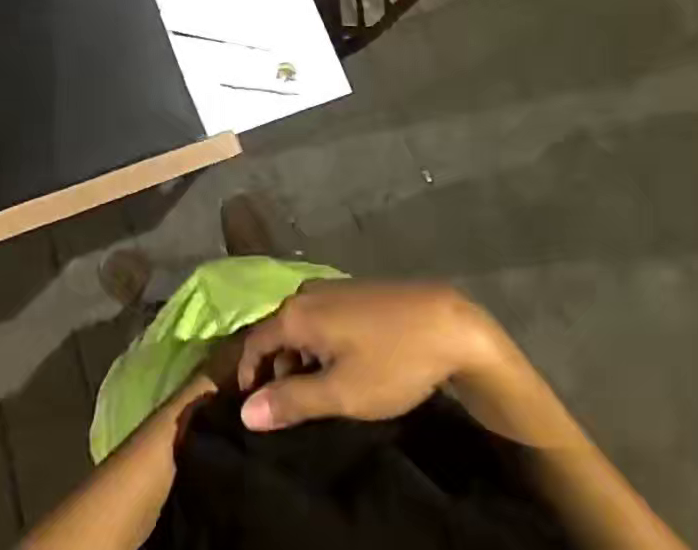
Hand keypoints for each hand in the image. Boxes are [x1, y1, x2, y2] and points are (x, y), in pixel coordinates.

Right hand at [235, 280, 531, 432]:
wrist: (452, 325)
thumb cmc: (393, 361)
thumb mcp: (341, 393)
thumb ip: (291, 401)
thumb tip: (245, 412)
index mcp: (295, 313)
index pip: (253, 343)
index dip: (248, 375)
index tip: (254, 407)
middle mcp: (306, 292)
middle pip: (276, 332)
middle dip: (277, 369)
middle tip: (292, 407)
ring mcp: (332, 287)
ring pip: (301, 325)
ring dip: (301, 358)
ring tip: (321, 391)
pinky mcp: (354, 289)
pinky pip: (321, 317)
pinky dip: (320, 343)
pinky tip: (344, 364)